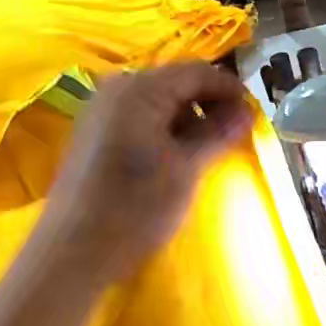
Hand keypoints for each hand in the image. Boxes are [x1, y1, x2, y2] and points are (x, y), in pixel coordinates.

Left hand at [31, 63, 252, 288]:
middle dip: (209, 104)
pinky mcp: (94, 132)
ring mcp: (100, 109)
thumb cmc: (135, 207)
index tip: (253, 116)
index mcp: (140, 88)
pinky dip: (164, 129)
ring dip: (188, 118)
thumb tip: (248, 111)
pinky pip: (139, 116)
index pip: (198, 71)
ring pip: (158, 101)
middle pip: (176, 82)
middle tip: (234, 135)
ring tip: (208, 150)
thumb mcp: (187, 168)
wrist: (72, 253)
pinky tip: (177, 157)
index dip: (230, 89)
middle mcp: (117, 88)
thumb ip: (219, 132)